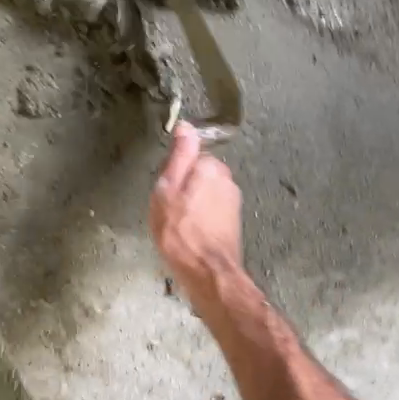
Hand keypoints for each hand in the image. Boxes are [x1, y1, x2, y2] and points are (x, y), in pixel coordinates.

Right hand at [150, 122, 243, 307]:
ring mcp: (233, 201)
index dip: (172, 173)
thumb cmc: (180, 231)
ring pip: (204, 193)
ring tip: (178, 226)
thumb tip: (184, 126)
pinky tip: (190, 235)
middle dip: (183, 188)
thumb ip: (179, 155)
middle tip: (168, 210)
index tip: (164, 192)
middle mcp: (227, 179)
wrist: (207, 273)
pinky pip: (211, 210)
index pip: (188, 156)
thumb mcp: (168, 189)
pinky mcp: (233, 221)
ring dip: (192, 204)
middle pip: (198, 173)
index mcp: (211, 166)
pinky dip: (200, 218)